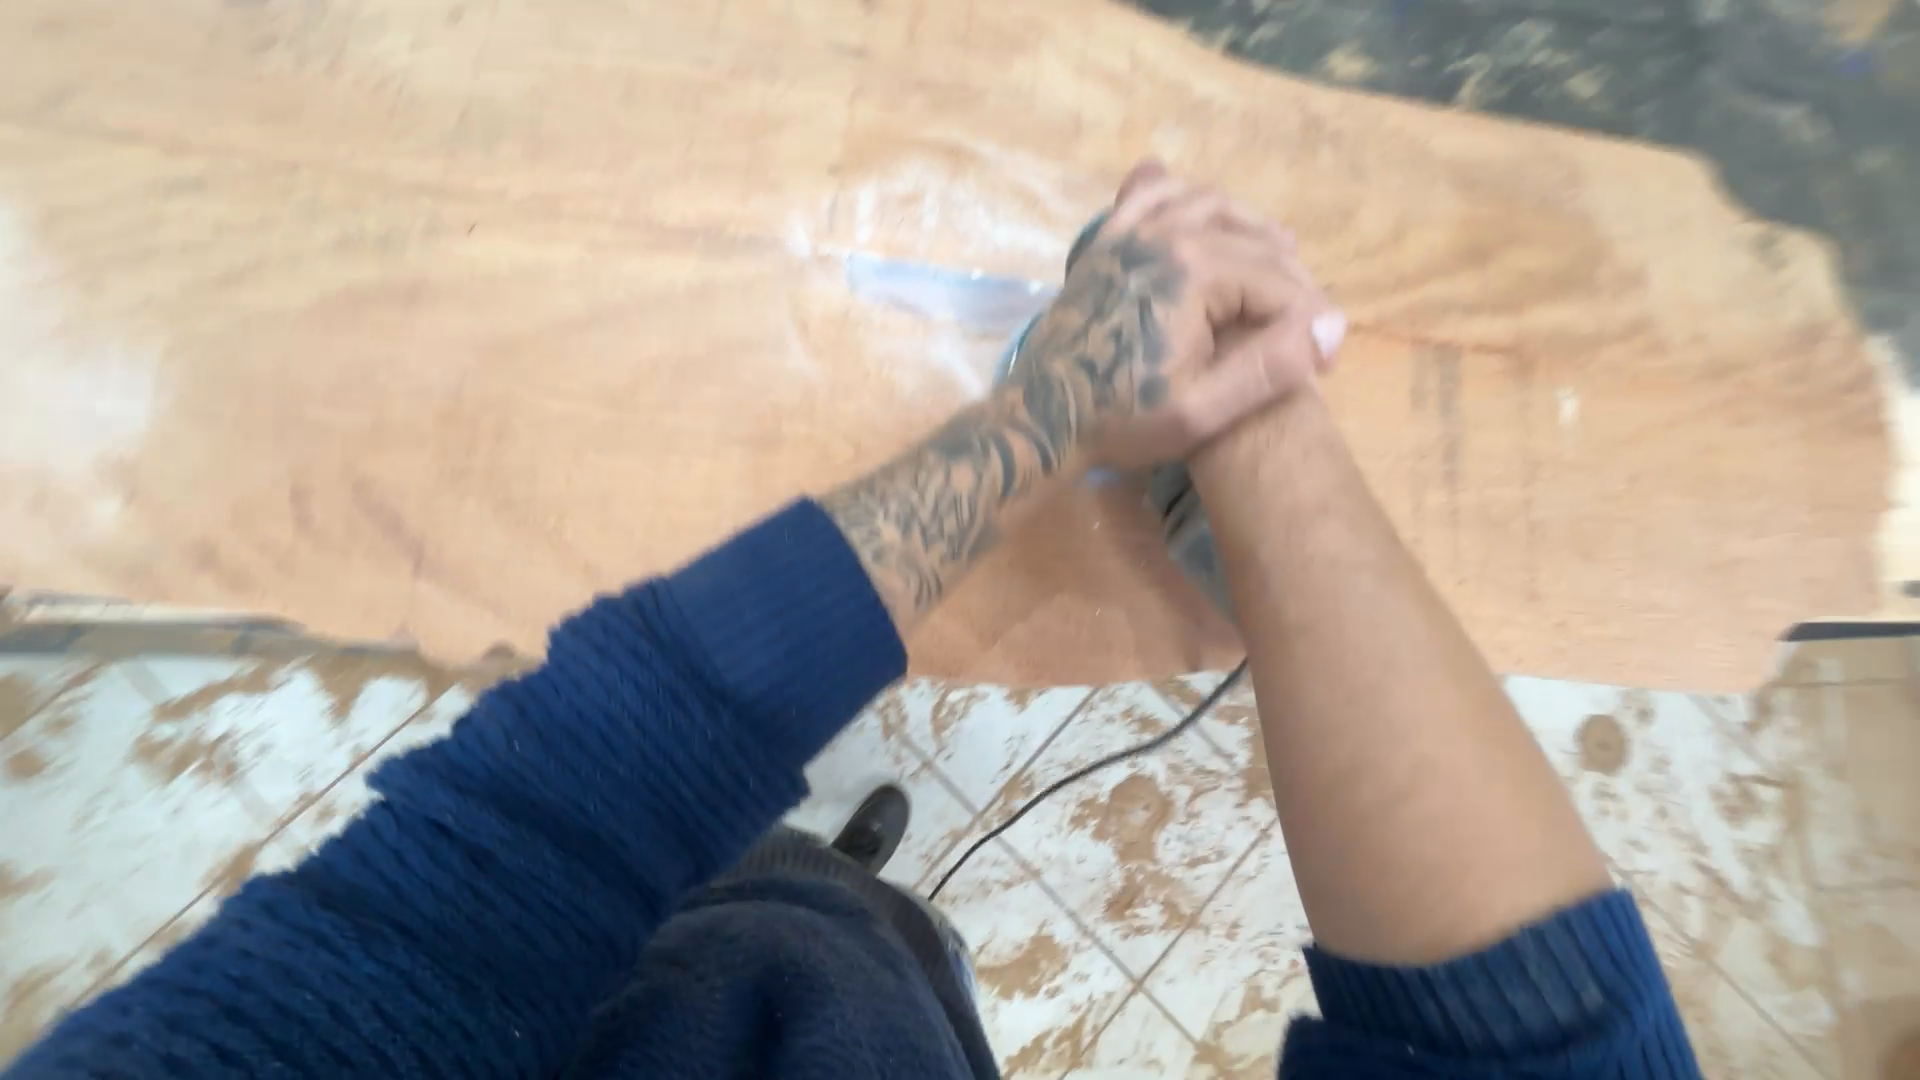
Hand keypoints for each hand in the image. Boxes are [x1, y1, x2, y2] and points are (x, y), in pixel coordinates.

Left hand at [1010, 162, 1344, 468]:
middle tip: (1301, 332)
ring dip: (1252, 236)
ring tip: (1273, 277)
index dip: (1311, 324)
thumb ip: (1270, 369)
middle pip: (1255, 242)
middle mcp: (1165, 233)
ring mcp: (1129, 232)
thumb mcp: (1200, 411)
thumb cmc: (1118, 422)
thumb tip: (1330, 328)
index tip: (1321, 363)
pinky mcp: (1106, 244)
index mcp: (1194, 269)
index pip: (1282, 283)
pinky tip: (1206, 223)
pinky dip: (1190, 202)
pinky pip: (1156, 197)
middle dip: (1290, 284)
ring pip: (1214, 208)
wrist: (1040, 420)